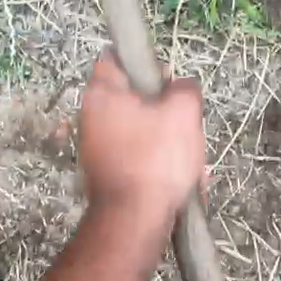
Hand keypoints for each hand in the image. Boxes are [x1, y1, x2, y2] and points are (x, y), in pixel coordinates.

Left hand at [76, 51, 204, 224]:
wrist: (134, 222)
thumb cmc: (156, 160)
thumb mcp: (184, 112)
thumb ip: (185, 88)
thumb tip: (179, 88)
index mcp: (101, 94)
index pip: (117, 58)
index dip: (146, 65)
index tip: (168, 82)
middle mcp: (90, 119)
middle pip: (135, 101)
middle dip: (166, 114)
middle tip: (185, 128)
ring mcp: (96, 151)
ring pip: (142, 134)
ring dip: (169, 146)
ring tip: (190, 165)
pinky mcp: (107, 177)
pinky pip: (139, 161)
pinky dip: (159, 168)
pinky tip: (180, 183)